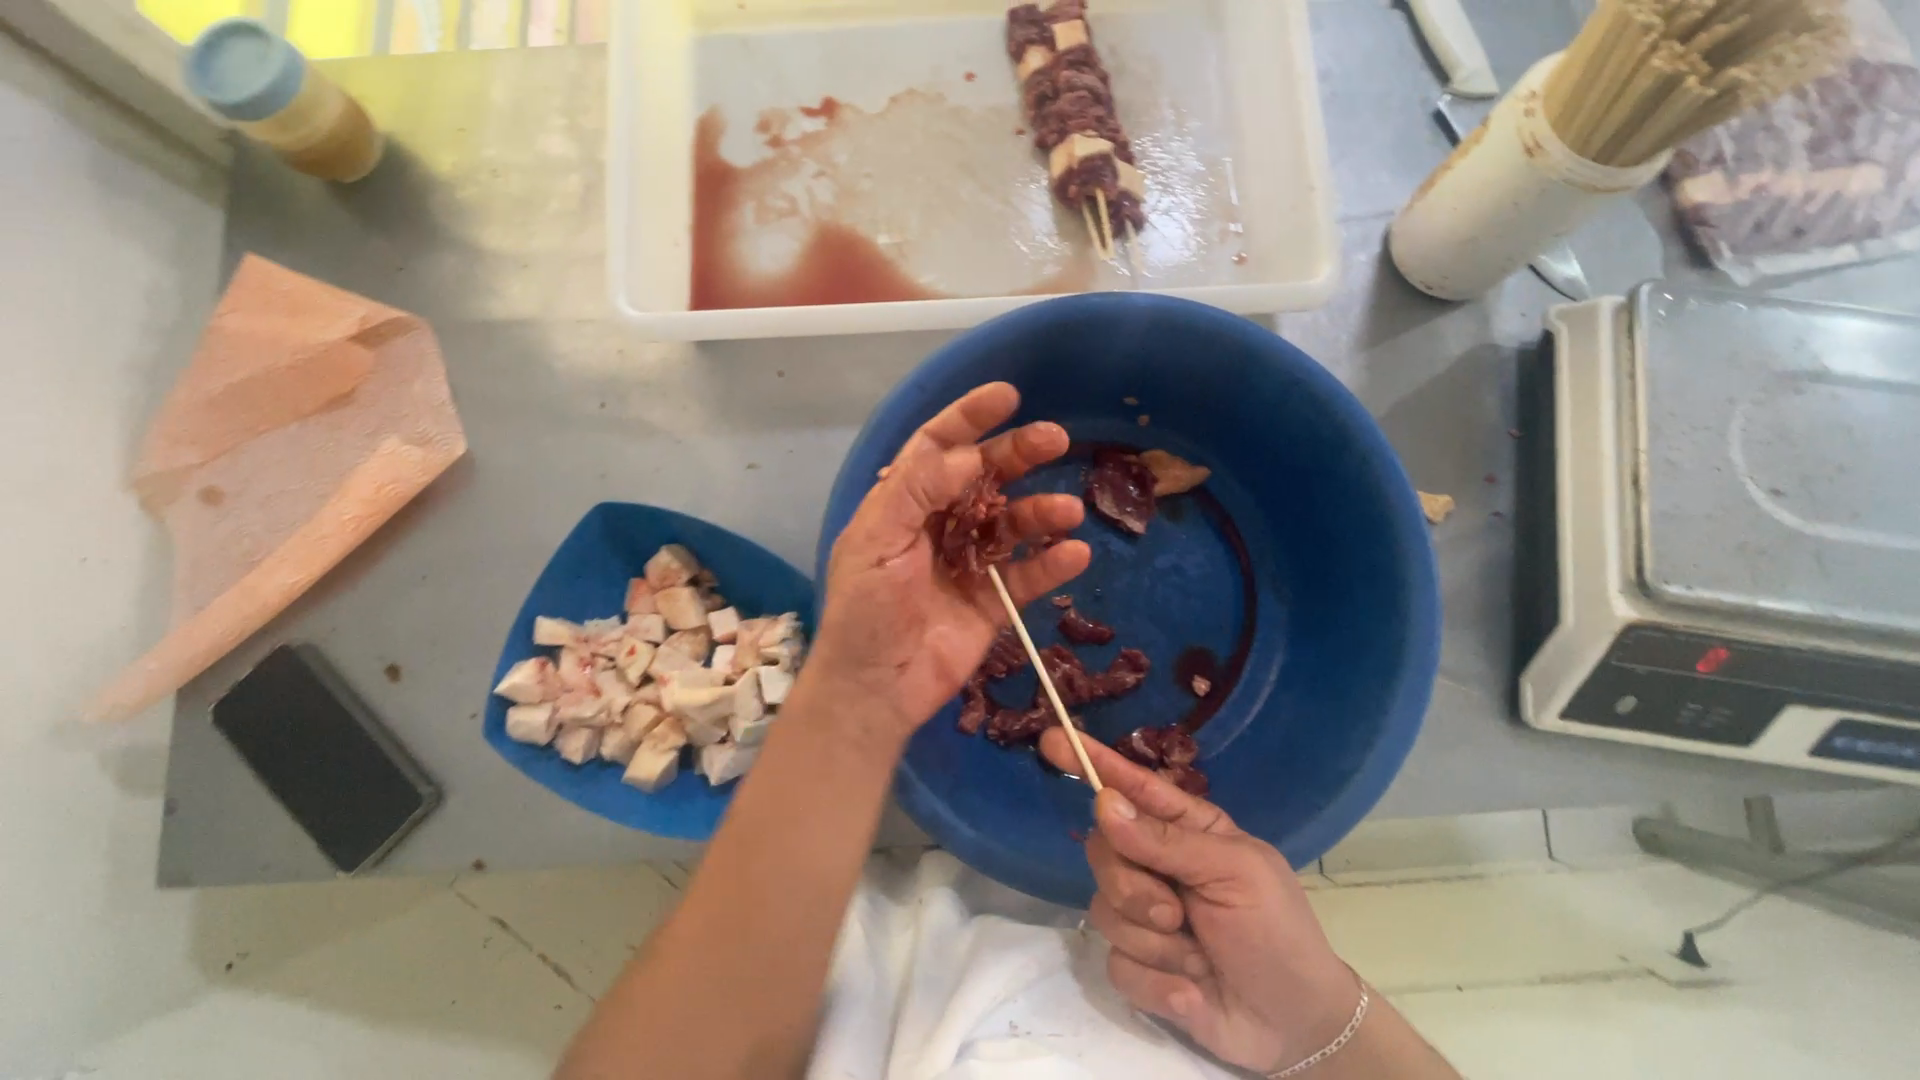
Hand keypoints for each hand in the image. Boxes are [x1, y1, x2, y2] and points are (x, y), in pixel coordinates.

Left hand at [807, 383, 1091, 740]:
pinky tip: (1074, 553)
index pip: (935, 448)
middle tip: (1056, 439)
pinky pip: (1028, 576)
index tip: (1006, 396)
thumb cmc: (865, 610)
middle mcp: (938, 526)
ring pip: (1012, 524)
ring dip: (1041, 511)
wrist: (875, 688)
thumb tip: (965, 456)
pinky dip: (1052, 564)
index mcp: (902, 505)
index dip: (967, 418)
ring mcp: (968, 564)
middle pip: (983, 477)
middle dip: (1017, 454)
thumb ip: (917, 491)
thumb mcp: (878, 540)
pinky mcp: (992, 602)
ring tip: (1068, 510)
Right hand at [1040, 730, 1360, 1074]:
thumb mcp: (1235, 873)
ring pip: (1104, 908)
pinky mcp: (1137, 964)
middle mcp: (1156, 864)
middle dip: (1133, 886)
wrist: (1295, 1026)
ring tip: (1197, 957)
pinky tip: (1192, 990)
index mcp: (1185, 830)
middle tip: (1175, 912)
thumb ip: (1165, 840)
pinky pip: (1116, 962)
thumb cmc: (1276, 932)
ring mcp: (1143, 916)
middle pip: (1102, 851)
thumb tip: (1103, 802)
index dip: (1091, 761)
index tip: (1053, 740)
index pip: (1130, 786)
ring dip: (1153, 941)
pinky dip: (1157, 981)